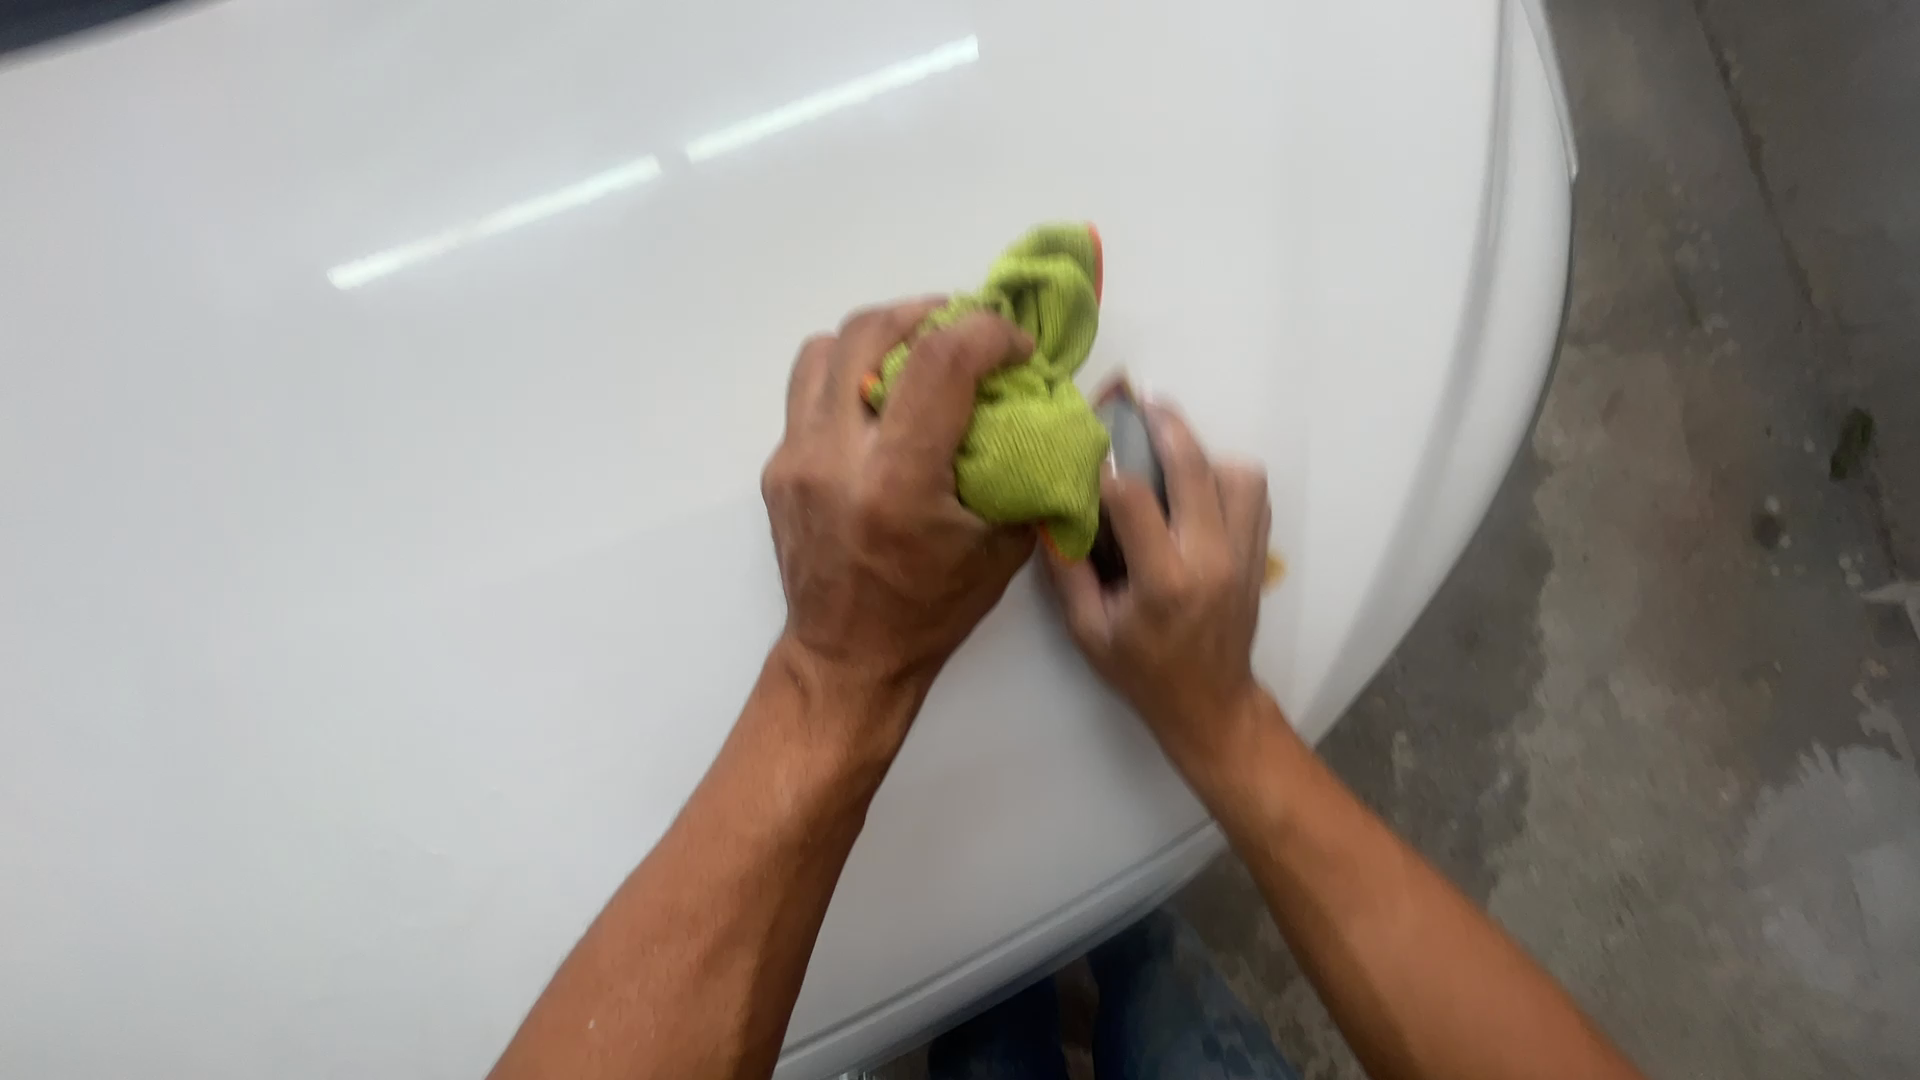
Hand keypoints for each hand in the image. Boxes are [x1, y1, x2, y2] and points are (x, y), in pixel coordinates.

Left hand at [762, 300, 1037, 738]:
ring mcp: (795, 458)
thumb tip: (1046, 414)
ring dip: (879, 336)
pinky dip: (849, 375)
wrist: (846, 656)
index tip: (1016, 346)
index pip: (941, 360)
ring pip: (825, 349)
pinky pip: (807, 389)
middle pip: (870, 330)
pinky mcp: (777, 468)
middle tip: (965, 328)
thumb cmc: (932, 611)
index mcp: (898, 480)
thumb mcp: (1001, 550)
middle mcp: (835, 456)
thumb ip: (1025, 473)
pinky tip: (880, 404)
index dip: (989, 332)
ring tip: (916, 354)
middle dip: (929, 312)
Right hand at [1042, 404, 1271, 780]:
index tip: (1089, 456)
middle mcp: (1211, 559)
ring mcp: (1244, 555)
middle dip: (1166, 427)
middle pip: (1196, 469)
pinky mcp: (1259, 555)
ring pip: (1239, 474)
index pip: (1135, 499)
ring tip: (1173, 448)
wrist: (1209, 701)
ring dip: (1205, 453)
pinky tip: (1200, 479)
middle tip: (1144, 401)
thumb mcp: (1087, 630)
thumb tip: (1047, 515)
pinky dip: (1228, 476)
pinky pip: (1255, 494)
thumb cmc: (1141, 669)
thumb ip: (1066, 571)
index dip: (1106, 471)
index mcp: (1164, 581)